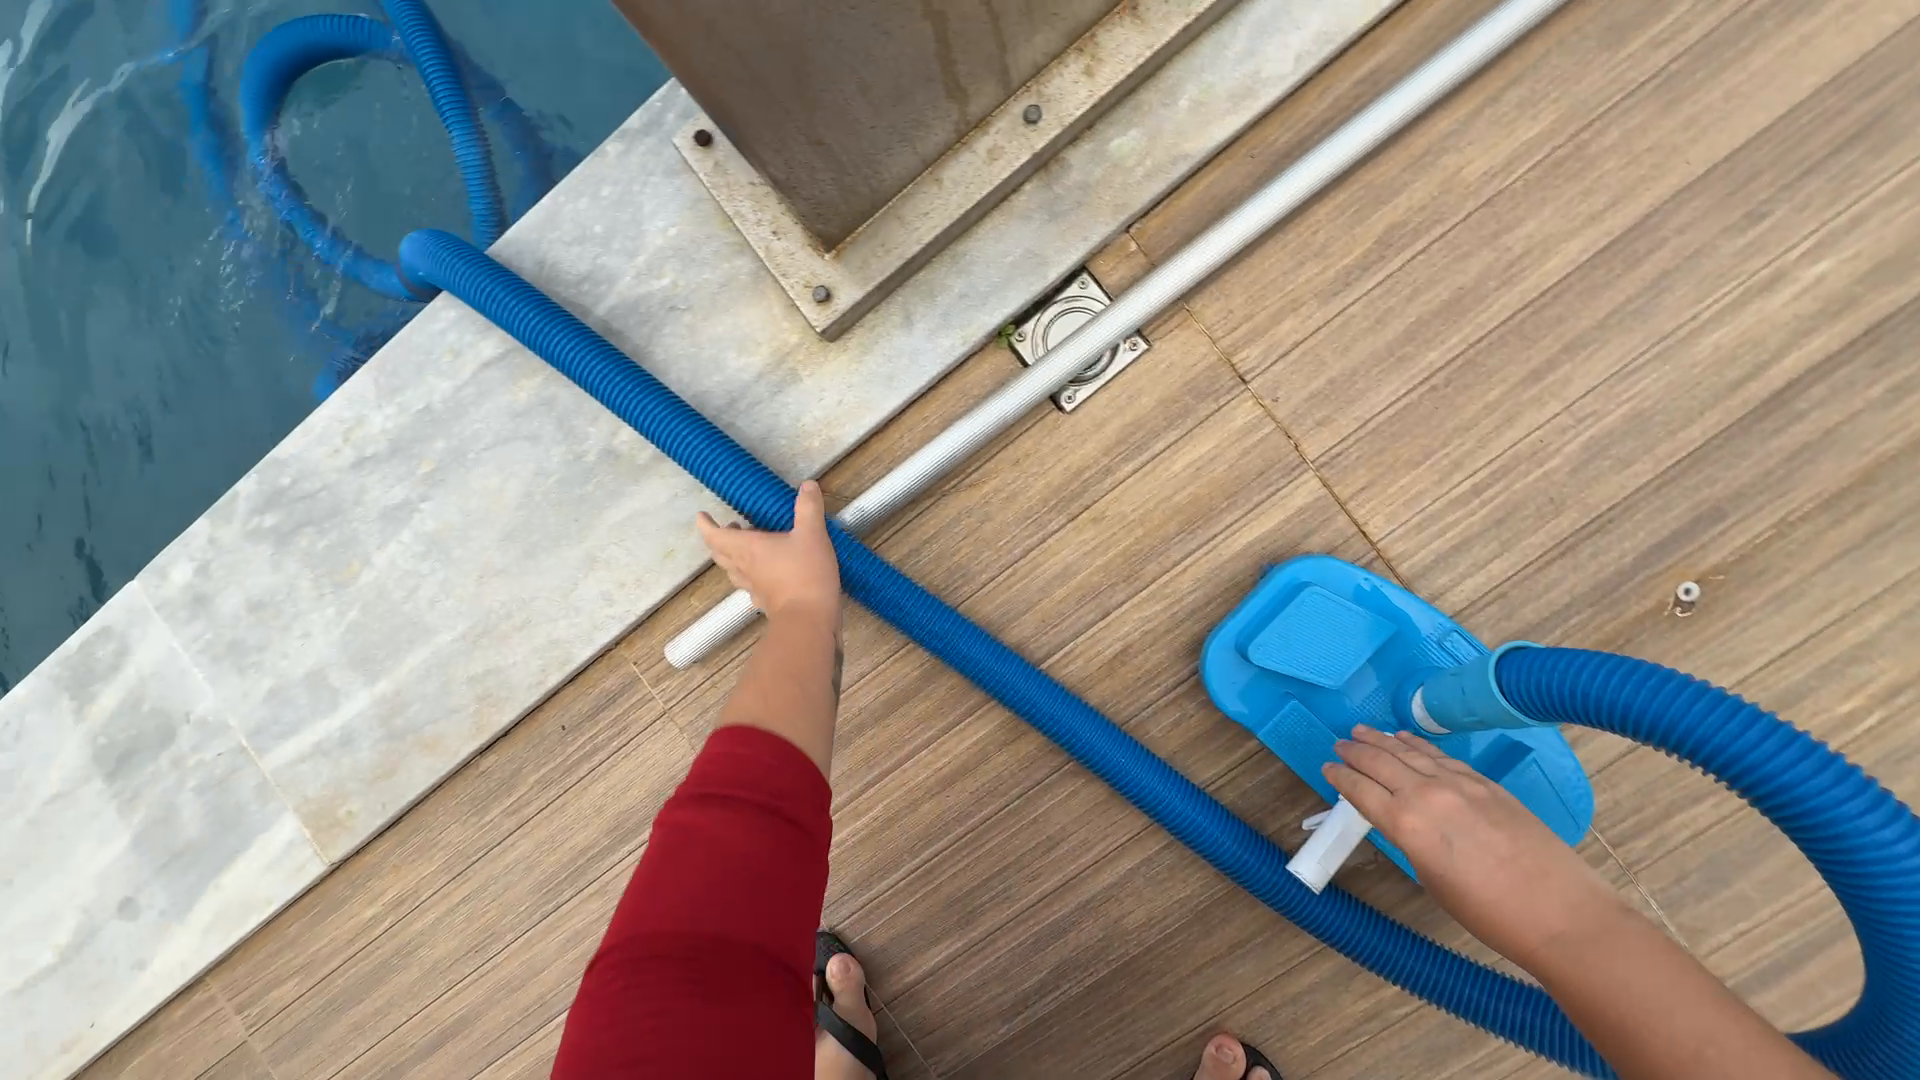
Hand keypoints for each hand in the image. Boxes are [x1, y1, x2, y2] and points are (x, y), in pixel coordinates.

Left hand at [697, 481, 841, 622]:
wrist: (809, 619)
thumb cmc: (806, 573)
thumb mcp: (812, 534)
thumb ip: (808, 508)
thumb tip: (808, 485)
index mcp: (748, 548)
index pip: (715, 536)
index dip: (705, 525)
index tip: (703, 515)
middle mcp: (744, 567)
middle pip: (719, 553)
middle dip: (719, 538)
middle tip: (731, 527)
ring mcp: (752, 587)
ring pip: (732, 570)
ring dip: (732, 557)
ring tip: (746, 547)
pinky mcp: (764, 602)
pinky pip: (749, 586)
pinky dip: (749, 575)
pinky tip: (764, 574)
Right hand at [1323, 726, 1628, 967]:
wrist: (1561, 914)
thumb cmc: (1489, 913)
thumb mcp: (1430, 879)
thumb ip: (1409, 840)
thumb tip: (1400, 820)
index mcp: (1405, 825)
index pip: (1359, 790)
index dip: (1340, 777)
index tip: (1327, 768)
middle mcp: (1426, 795)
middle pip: (1379, 762)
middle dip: (1355, 751)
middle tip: (1339, 743)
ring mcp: (1458, 784)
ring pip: (1408, 752)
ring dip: (1381, 740)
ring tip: (1362, 730)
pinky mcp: (1485, 783)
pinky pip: (1440, 756)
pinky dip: (1417, 744)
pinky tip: (1405, 738)